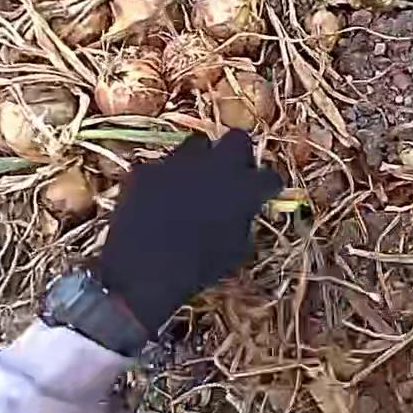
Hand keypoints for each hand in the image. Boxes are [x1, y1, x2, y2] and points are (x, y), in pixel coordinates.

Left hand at [97, 130, 280, 329]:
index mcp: (245, 188)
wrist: (142, 273)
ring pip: (198, 144)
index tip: (264, 194)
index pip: (270, 177)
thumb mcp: (236, 250)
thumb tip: (245, 210)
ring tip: (194, 182)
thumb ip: (245, 220)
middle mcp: (216, 166)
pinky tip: (160, 198)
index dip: (268, 186)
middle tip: (233, 174)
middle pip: (239, 139)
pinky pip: (163, 165)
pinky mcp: (148, 169)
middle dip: (239, 154)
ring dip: (201, 160)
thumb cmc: (198, 269)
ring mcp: (179, 162)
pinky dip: (166, 178)